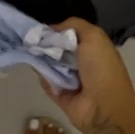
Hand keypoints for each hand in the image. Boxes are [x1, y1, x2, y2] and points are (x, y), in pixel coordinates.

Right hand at [41, 17, 134, 132]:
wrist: (103, 108)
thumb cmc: (101, 68)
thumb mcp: (93, 36)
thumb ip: (74, 25)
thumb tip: (53, 28)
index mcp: (94, 48)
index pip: (71, 34)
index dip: (57, 30)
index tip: (41, 28)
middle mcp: (83, 62)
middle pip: (58, 49)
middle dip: (46, 44)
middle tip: (32, 41)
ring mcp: (72, 80)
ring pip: (51, 65)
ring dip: (42, 60)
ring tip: (31, 54)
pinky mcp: (62, 95)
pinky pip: (47, 82)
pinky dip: (43, 77)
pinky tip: (39, 71)